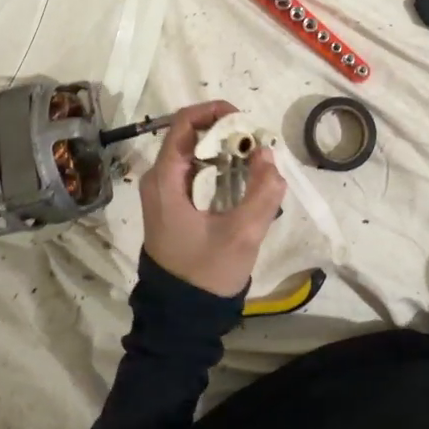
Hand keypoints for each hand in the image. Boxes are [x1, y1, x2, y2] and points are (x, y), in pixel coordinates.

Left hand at [139, 101, 287, 297]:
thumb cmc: (206, 272)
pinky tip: (245, 185)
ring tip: (257, 167)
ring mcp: (166, 192)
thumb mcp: (242, 234)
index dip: (214, 112)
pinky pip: (198, 173)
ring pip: (198, 155)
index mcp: (165, 179)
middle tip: (258, 148)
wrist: (181, 315)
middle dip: (227, 135)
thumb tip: (269, 155)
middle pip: (193, 136)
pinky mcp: (175, 205)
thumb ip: (262, 192)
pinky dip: (222, 170)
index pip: (184, 123)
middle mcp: (160, 179)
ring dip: (227, 153)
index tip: (245, 121)